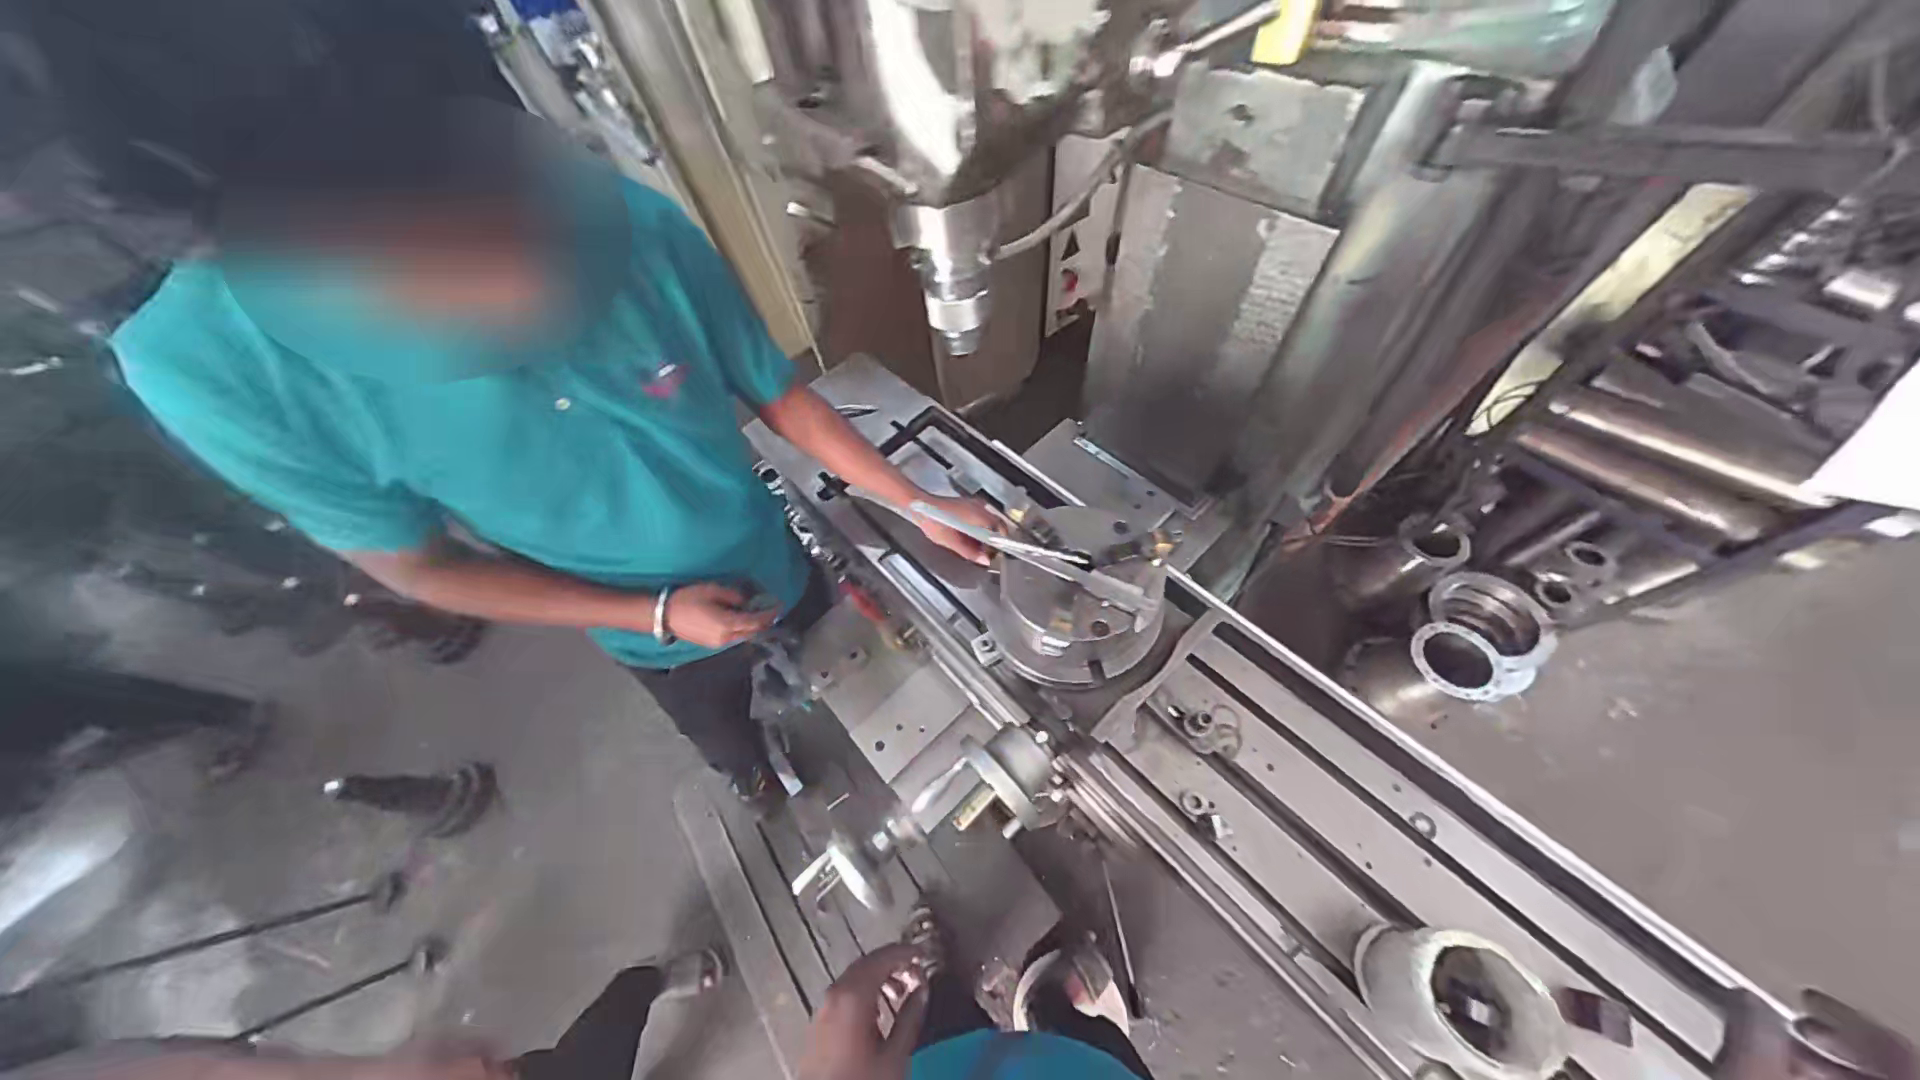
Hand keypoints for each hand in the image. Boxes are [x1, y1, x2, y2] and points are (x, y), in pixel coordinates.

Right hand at [660, 582, 777, 647]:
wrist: (663, 615)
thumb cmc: (687, 599)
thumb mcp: (713, 591)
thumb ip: (734, 597)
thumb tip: (747, 602)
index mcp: (727, 625)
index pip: (755, 622)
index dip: (769, 615)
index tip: (779, 606)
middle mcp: (726, 638)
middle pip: (752, 632)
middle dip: (764, 622)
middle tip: (772, 610)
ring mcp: (718, 644)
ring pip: (743, 636)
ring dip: (754, 627)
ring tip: (760, 614)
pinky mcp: (712, 645)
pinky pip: (734, 638)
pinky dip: (743, 630)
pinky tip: (743, 620)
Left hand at [798, 944, 929, 1079]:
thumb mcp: (895, 1055)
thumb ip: (910, 1017)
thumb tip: (922, 988)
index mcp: (853, 994)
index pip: (882, 957)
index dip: (905, 952)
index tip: (924, 953)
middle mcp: (834, 993)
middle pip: (867, 963)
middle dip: (893, 963)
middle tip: (916, 973)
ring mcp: (823, 1008)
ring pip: (855, 977)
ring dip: (879, 978)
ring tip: (901, 995)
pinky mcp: (818, 1024)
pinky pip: (845, 993)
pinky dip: (865, 991)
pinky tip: (878, 1012)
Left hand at [911, 495, 998, 565]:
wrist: (921, 506)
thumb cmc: (935, 521)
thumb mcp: (952, 542)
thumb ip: (970, 552)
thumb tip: (985, 560)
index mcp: (980, 516)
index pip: (1000, 531)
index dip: (999, 544)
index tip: (993, 554)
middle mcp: (981, 508)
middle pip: (998, 524)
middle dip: (995, 538)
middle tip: (986, 551)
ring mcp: (975, 504)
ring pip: (990, 520)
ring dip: (987, 533)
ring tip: (976, 545)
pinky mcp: (968, 504)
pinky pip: (982, 516)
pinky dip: (980, 526)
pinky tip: (969, 535)